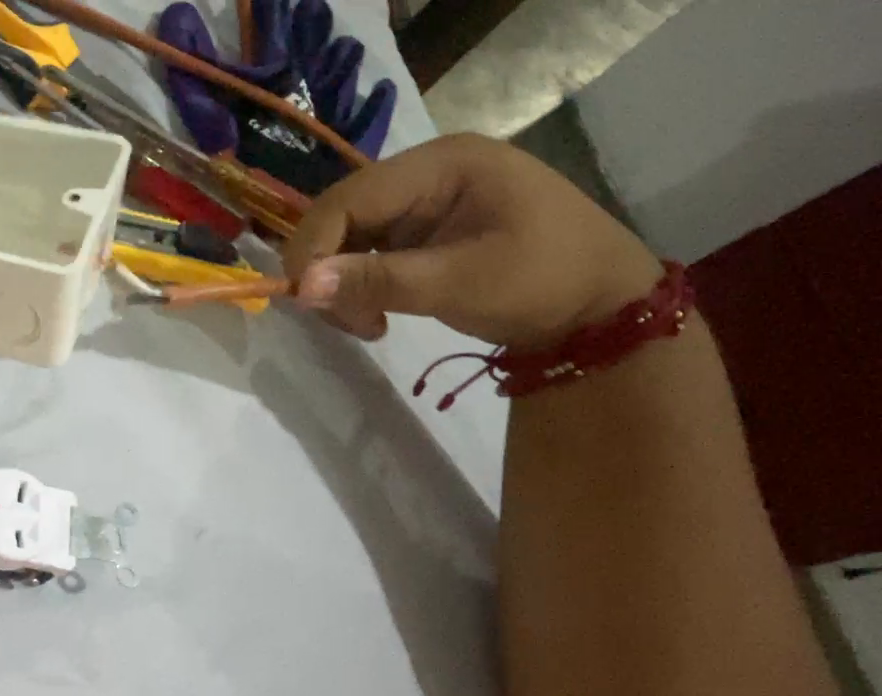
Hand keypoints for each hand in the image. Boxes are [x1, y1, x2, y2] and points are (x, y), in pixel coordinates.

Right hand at [283, 134, 661, 348]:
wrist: (600, 308)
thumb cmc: (543, 283)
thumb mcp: (458, 283)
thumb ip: (376, 281)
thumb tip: (300, 289)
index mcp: (442, 165)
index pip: (346, 199)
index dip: (314, 249)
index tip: (310, 303)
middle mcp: (425, 173)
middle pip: (340, 217)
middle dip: (327, 272)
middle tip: (347, 321)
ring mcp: (423, 203)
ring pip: (346, 240)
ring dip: (340, 286)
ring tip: (368, 324)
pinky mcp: (421, 232)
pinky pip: (365, 254)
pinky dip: (357, 288)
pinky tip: (376, 315)